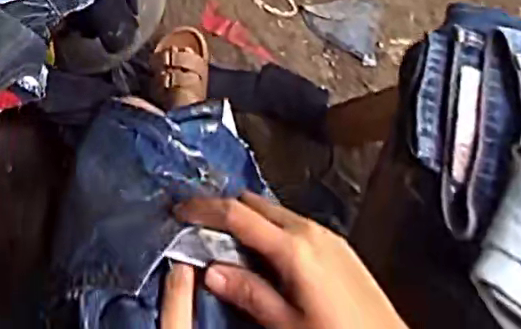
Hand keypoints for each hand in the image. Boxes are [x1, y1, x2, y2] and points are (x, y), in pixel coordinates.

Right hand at [169, 193, 404, 328]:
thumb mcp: (290, 328)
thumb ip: (250, 294)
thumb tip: (210, 268)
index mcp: (293, 247)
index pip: (237, 214)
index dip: (205, 208)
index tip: (181, 209)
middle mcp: (309, 230)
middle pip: (255, 204)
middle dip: (226, 210)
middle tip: (201, 227)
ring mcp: (326, 236)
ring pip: (275, 213)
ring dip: (249, 221)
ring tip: (228, 244)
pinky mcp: (339, 247)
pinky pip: (294, 225)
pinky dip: (272, 231)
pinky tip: (266, 258)